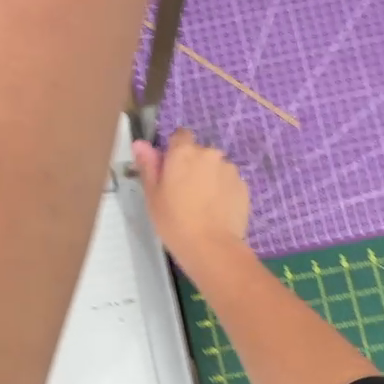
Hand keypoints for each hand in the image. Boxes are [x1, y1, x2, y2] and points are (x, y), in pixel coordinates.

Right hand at [133, 129, 254, 278]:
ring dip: (210, 179)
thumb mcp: (153, 196)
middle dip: (194, 167)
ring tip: (203, 207)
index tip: (171, 172)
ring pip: (216, 168)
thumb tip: (140, 143)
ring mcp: (229, 169)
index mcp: (183, 153)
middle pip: (199, 153)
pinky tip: (217, 213)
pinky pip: (229, 183)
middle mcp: (209, 154)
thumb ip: (148, 166)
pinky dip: (224, 192)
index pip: (180, 136)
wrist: (212, 247)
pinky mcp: (244, 186)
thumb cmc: (174, 222)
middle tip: (185, 195)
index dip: (175, 151)